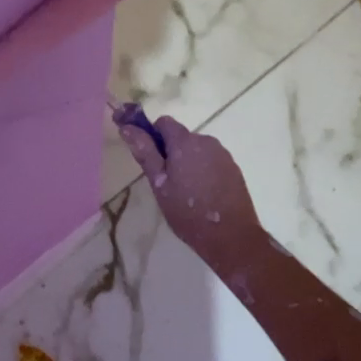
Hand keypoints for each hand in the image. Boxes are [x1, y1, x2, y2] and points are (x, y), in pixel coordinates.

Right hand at [115, 113, 260, 255]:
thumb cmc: (188, 212)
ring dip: (187, 161)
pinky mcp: (234, 169)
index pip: (163, 122)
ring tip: (186, 191)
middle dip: (170, 152)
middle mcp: (206, 141)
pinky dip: (203, 170)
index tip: (151, 159)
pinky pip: (211, 161)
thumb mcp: (159, 184)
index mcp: (185, 142)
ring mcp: (223, 155)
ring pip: (196, 150)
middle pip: (181, 136)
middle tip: (166, 182)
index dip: (153, 136)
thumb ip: (144, 152)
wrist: (232, 237)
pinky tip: (203, 194)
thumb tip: (126, 127)